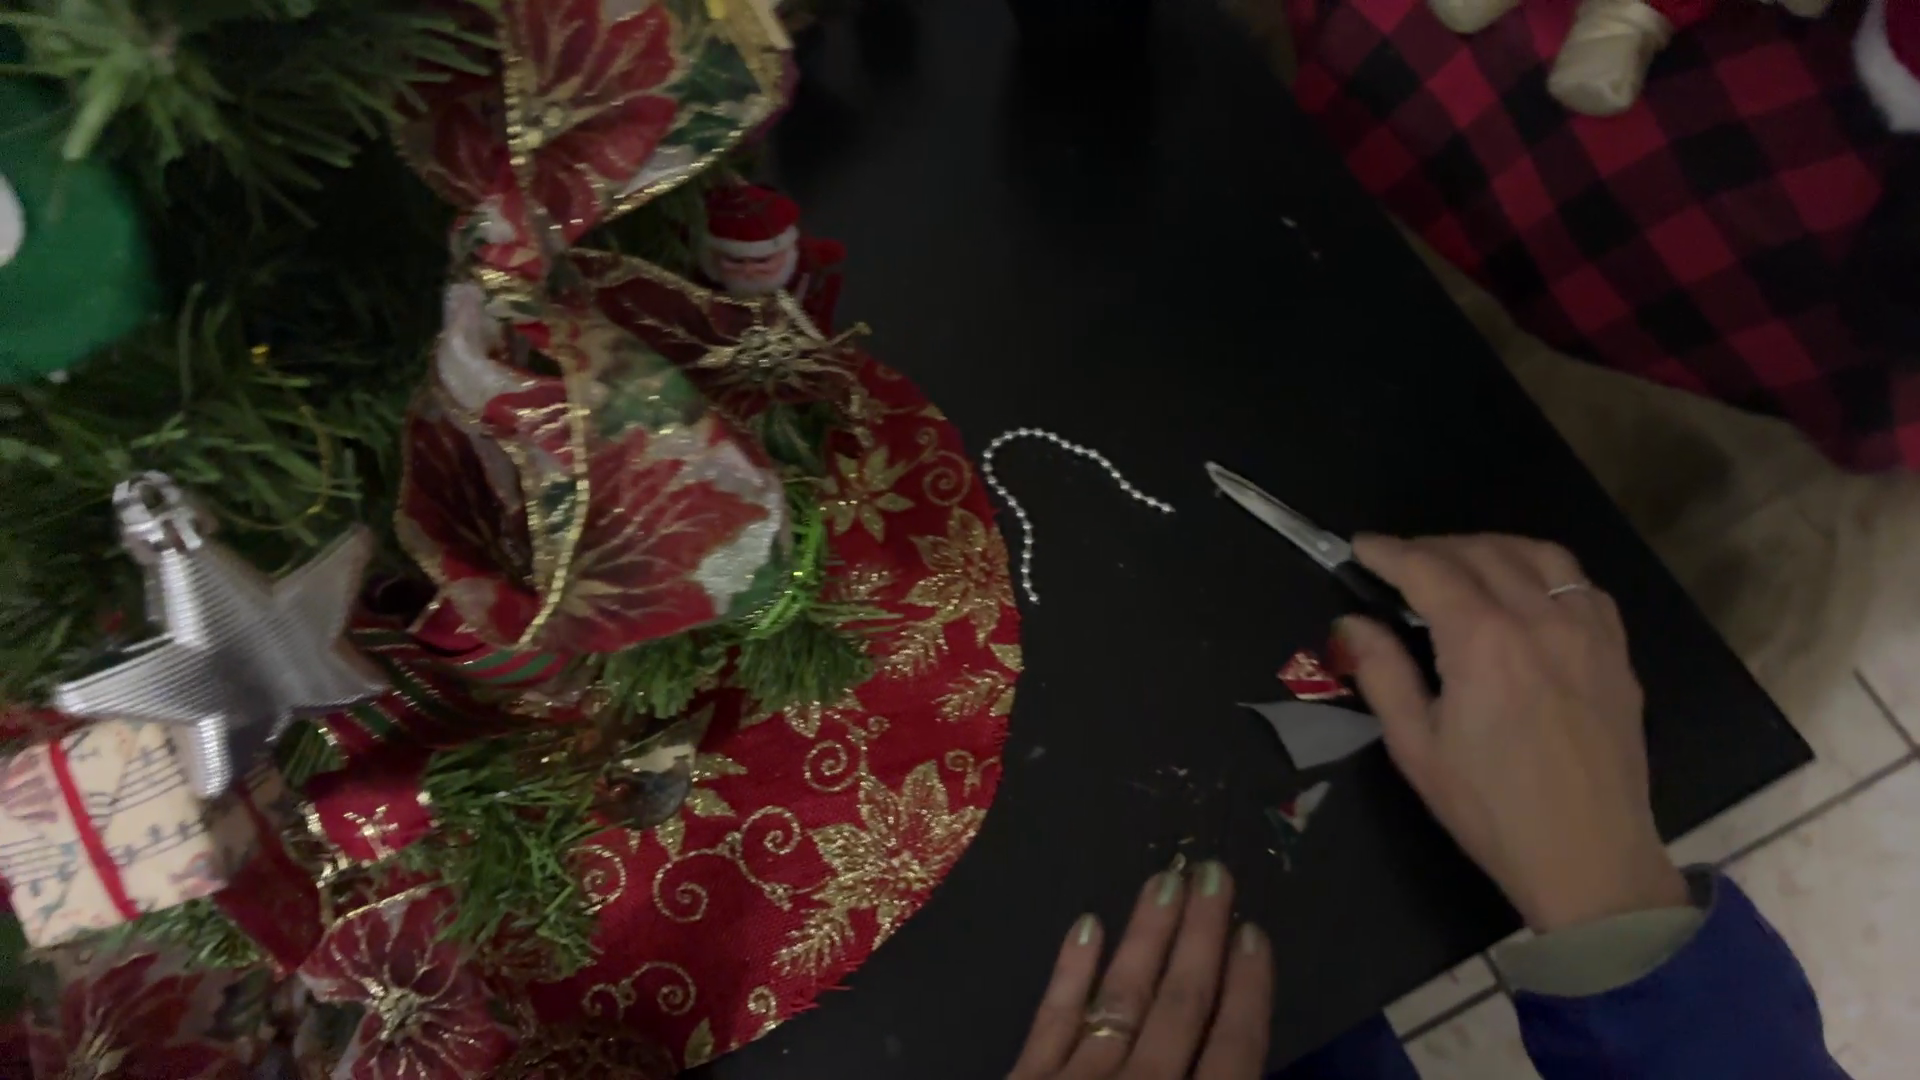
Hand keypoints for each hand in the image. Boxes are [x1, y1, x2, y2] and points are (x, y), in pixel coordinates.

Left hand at [1006, 864, 1271, 1079]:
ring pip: (1123, 997)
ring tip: (1164, 879)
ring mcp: (1078, 1078)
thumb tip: (1237, 1044)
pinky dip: (1072, 970)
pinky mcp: (1029, 1077)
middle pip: (1181, 1005)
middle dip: (1200, 936)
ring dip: (1147, 936)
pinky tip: (1086, 923)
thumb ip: (1220, 1075)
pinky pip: (1054, 1017)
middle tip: (1212, 871)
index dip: (1249, 991)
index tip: (1253, 930)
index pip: (1234, 1050)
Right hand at [1339, 534, 1687, 932]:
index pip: (1427, 570)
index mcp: (1483, 644)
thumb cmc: (1487, 806)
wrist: (1590, 861)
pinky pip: (1581, 585)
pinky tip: (1519, 590)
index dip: (1387, 551)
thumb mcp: (1412, 743)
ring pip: (1538, 556)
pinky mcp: (1617, 654)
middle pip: (1479, 553)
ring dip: (1487, 547)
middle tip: (1395, 561)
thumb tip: (1351, 622)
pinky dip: (1540, 570)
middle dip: (1429, 546)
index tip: (1359, 546)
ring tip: (1455, 563)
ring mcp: (1588, 635)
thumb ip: (1380, 670)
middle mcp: (1540, 623)